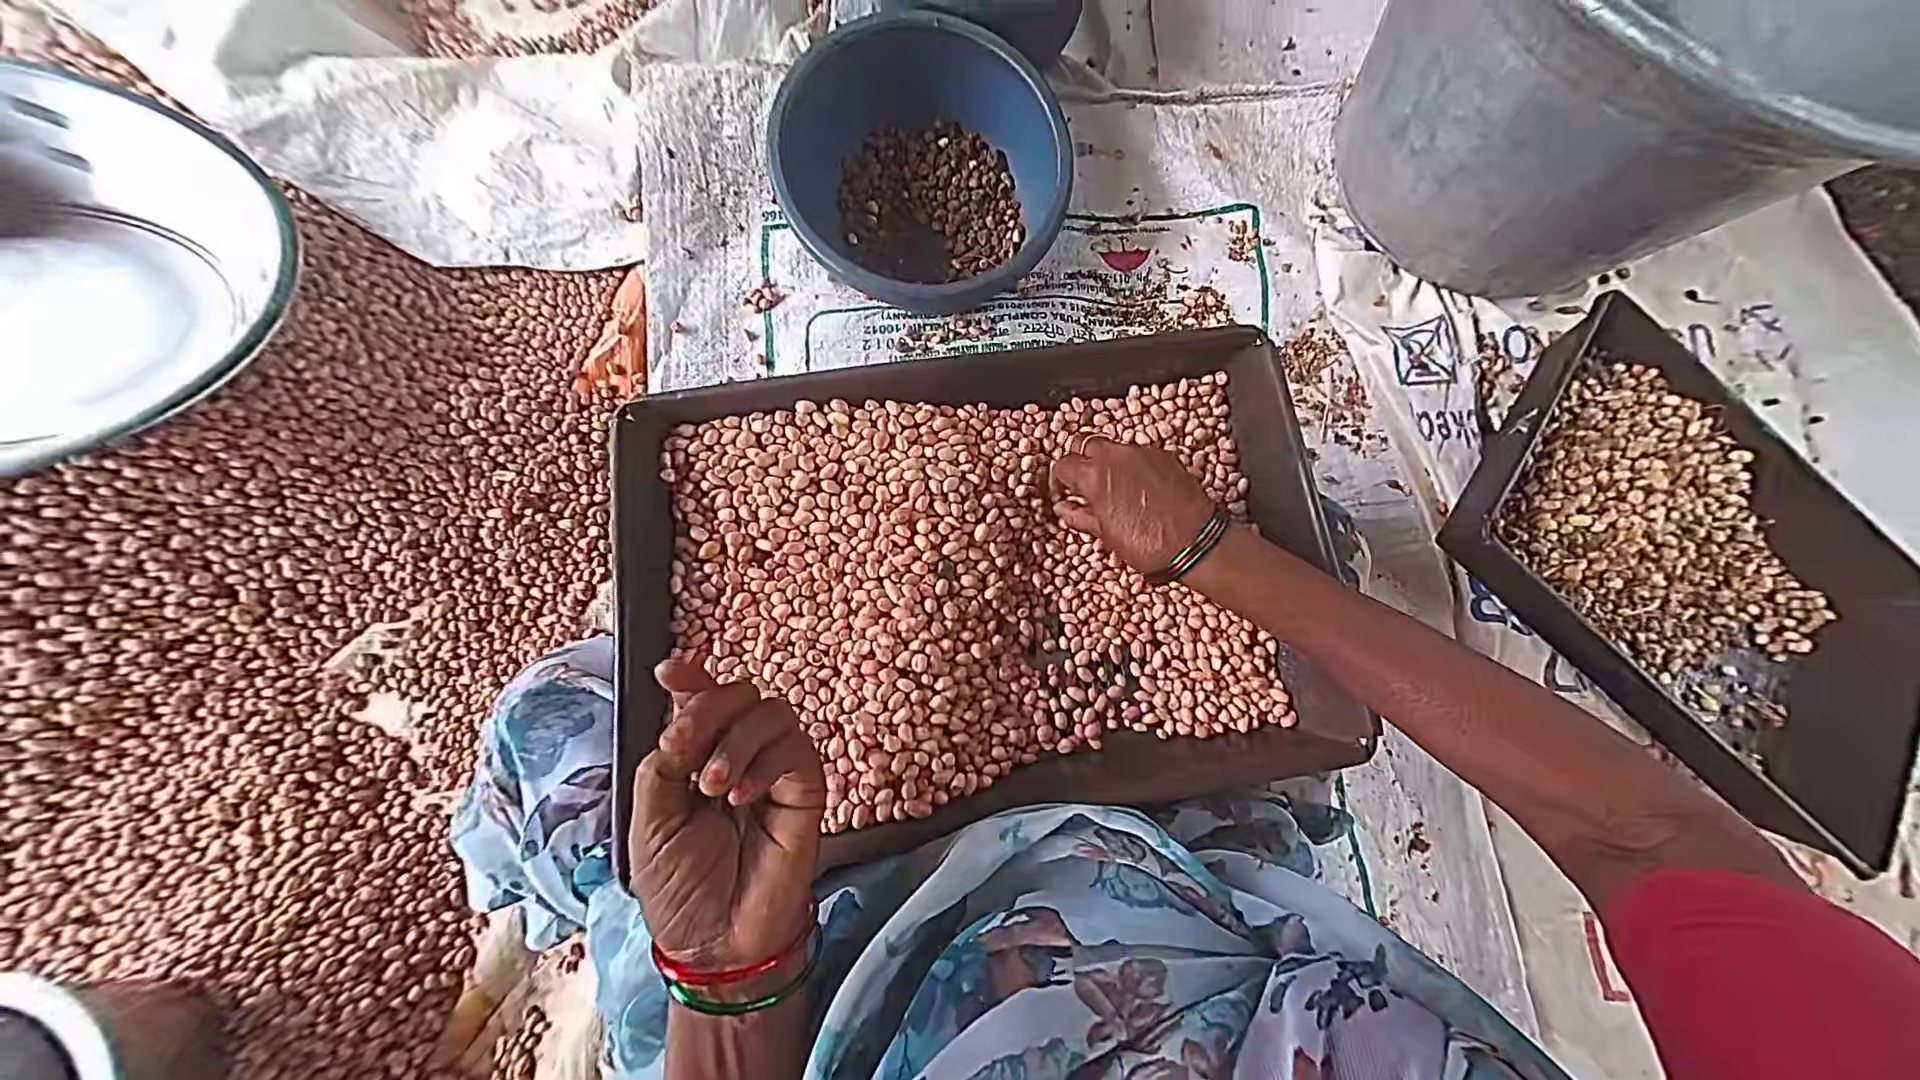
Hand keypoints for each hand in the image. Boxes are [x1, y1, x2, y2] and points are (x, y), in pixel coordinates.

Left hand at [630, 656, 824, 971]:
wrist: (718, 941)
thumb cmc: (681, 886)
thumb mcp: (650, 822)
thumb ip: (663, 764)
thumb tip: (680, 720)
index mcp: (702, 756)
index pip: (703, 701)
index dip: (691, 678)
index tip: (668, 672)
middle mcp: (741, 752)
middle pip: (740, 695)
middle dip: (709, 710)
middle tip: (685, 748)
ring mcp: (776, 767)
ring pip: (770, 712)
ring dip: (737, 740)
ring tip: (713, 787)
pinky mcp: (806, 785)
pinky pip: (794, 748)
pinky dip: (764, 763)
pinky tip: (741, 797)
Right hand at [1049, 436, 1217, 572]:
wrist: (1195, 543)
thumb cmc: (1150, 544)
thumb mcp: (1106, 533)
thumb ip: (1081, 515)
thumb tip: (1065, 509)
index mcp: (1093, 475)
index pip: (1063, 465)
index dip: (1059, 480)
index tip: (1064, 493)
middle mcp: (1115, 456)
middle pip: (1084, 443)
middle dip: (1080, 461)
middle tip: (1083, 484)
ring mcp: (1141, 453)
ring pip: (1113, 446)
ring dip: (1106, 461)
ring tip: (1111, 487)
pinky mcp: (1164, 456)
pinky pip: (1139, 453)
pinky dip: (1132, 465)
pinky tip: (1137, 487)